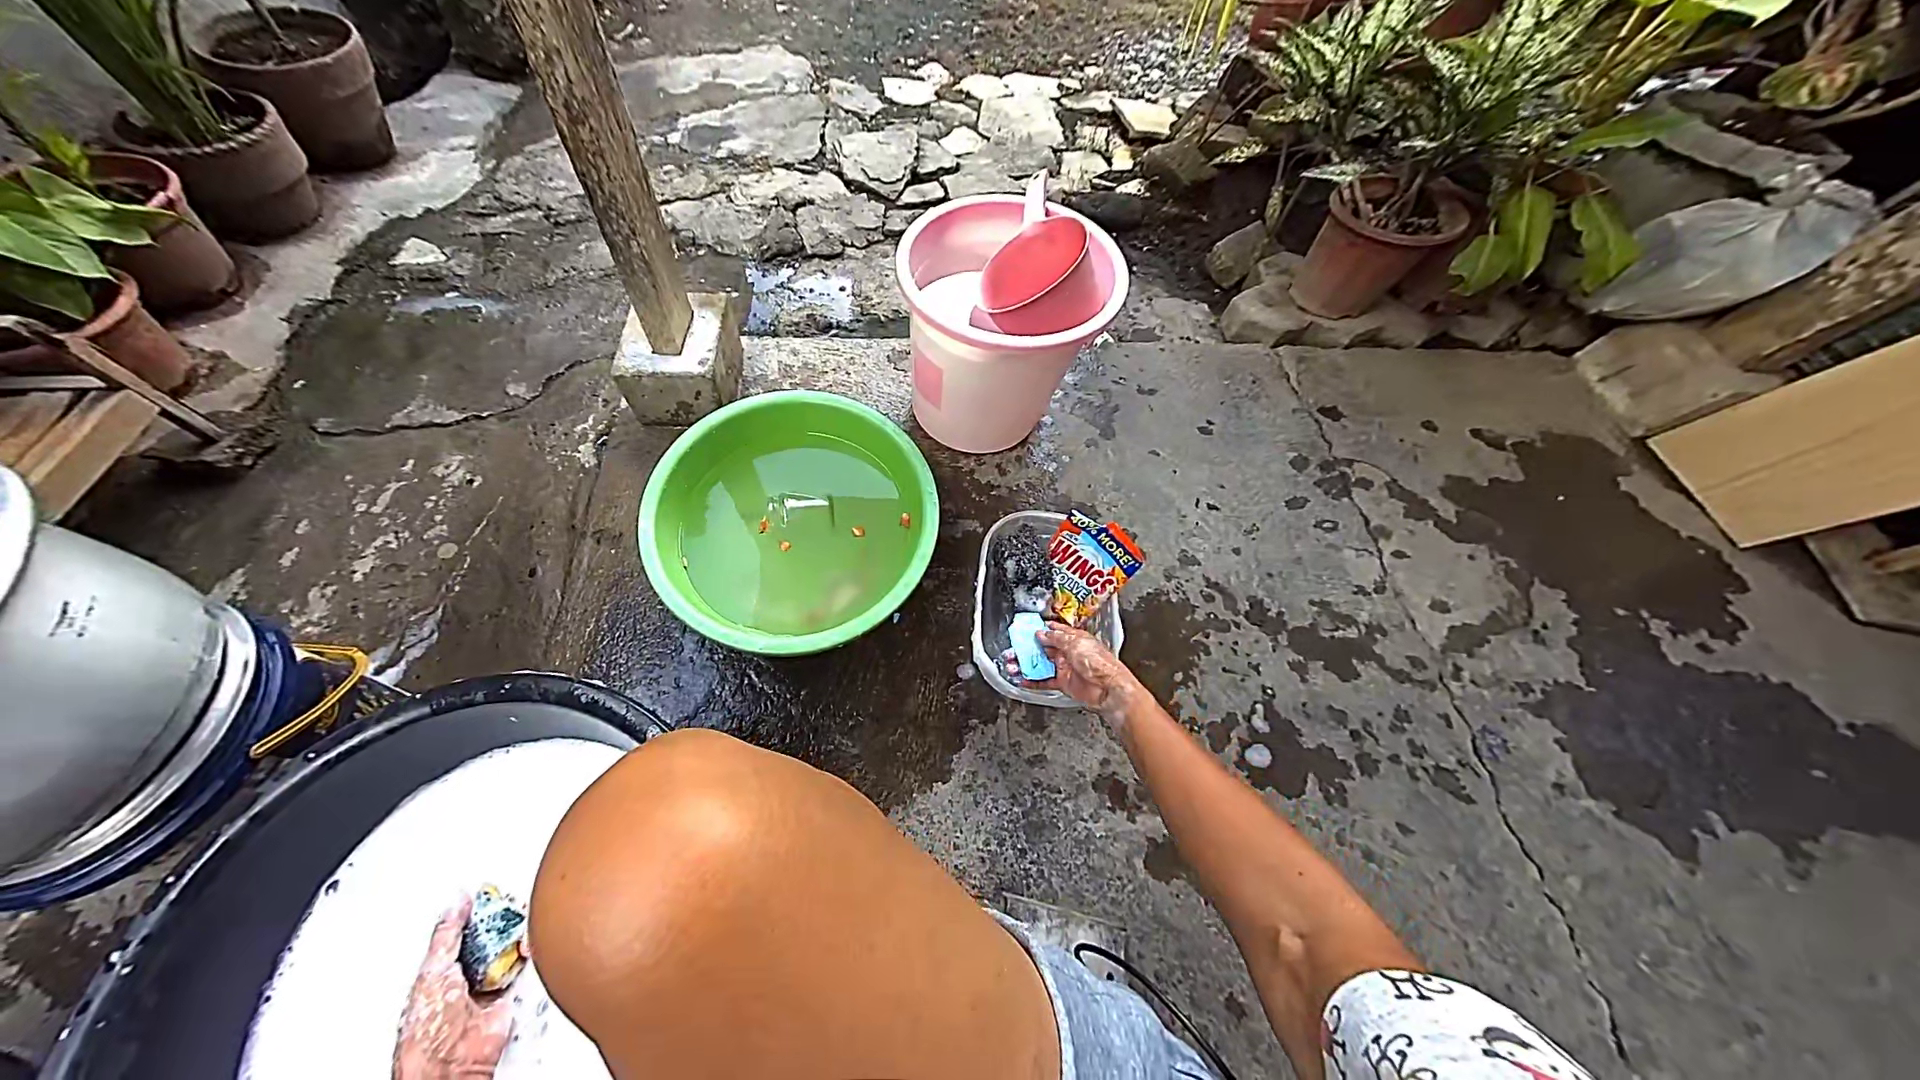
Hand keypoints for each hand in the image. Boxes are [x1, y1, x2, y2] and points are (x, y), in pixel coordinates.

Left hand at [394, 895, 513, 1079]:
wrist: (454, 1065)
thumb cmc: (428, 1031)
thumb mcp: (433, 972)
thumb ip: (447, 936)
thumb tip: (456, 902)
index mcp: (441, 972)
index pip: (462, 933)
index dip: (475, 913)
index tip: (487, 894)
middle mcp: (466, 978)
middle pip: (489, 939)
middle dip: (501, 922)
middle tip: (510, 906)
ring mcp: (489, 987)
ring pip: (508, 950)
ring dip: (516, 937)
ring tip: (522, 921)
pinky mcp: (511, 996)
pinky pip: (525, 967)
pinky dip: (530, 954)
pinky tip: (529, 943)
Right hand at [1002, 621, 1147, 727]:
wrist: (1108, 688)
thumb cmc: (1099, 663)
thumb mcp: (1075, 643)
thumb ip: (1056, 638)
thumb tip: (1041, 633)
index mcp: (1074, 639)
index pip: (1055, 631)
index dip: (1041, 629)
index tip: (1027, 628)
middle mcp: (1068, 652)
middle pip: (1044, 648)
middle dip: (1028, 648)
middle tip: (1014, 648)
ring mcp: (1065, 668)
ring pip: (1041, 664)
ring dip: (1026, 664)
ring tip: (1012, 665)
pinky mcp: (1063, 682)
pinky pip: (1044, 681)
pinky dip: (1032, 681)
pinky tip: (1022, 679)